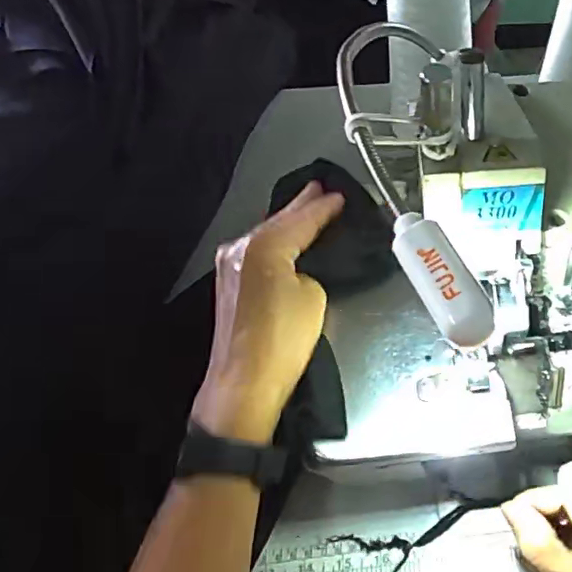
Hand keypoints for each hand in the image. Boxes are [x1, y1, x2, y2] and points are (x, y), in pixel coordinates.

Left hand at [191, 182, 344, 444]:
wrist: (245, 382)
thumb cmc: (283, 339)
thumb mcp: (314, 296)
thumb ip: (310, 270)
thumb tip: (302, 269)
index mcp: (264, 245)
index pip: (302, 218)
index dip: (325, 207)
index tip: (340, 196)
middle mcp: (241, 248)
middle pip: (279, 220)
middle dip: (303, 205)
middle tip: (322, 189)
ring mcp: (231, 265)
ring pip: (268, 234)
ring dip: (290, 222)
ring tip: (310, 207)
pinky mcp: (231, 283)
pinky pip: (260, 251)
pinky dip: (280, 241)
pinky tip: (290, 238)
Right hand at [503, 486, 571, 571]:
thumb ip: (538, 544)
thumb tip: (511, 507)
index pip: (566, 496)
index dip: (533, 502)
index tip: (509, 520)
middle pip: (570, 496)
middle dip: (542, 514)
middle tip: (524, 540)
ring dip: (551, 519)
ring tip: (541, 546)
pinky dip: (564, 524)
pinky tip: (559, 545)